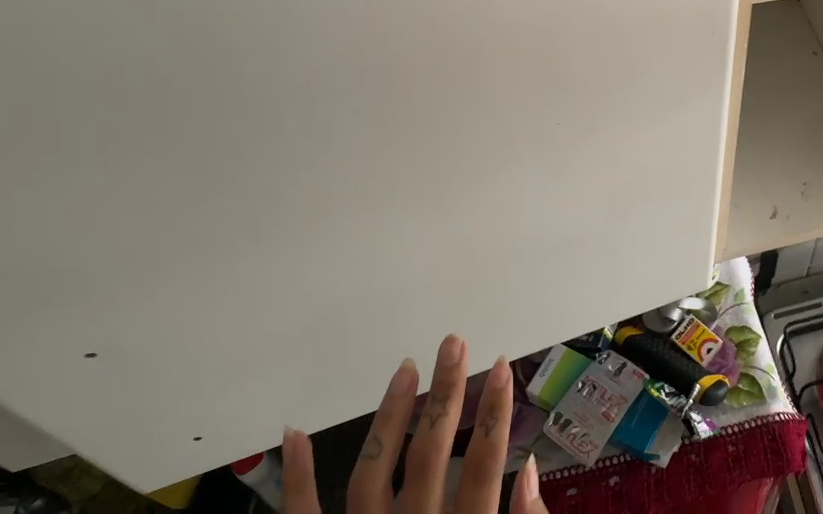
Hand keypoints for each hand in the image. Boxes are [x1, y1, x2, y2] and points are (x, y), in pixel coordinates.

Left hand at [282, 335, 548, 513]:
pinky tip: (292, 432)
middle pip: (431, 456)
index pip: (483, 468)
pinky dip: (296, 479)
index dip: (496, 414)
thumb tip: (529, 471)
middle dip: (446, 396)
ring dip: (390, 416)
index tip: (502, 367)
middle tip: (453, 344)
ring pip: (372, 474)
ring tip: (406, 368)